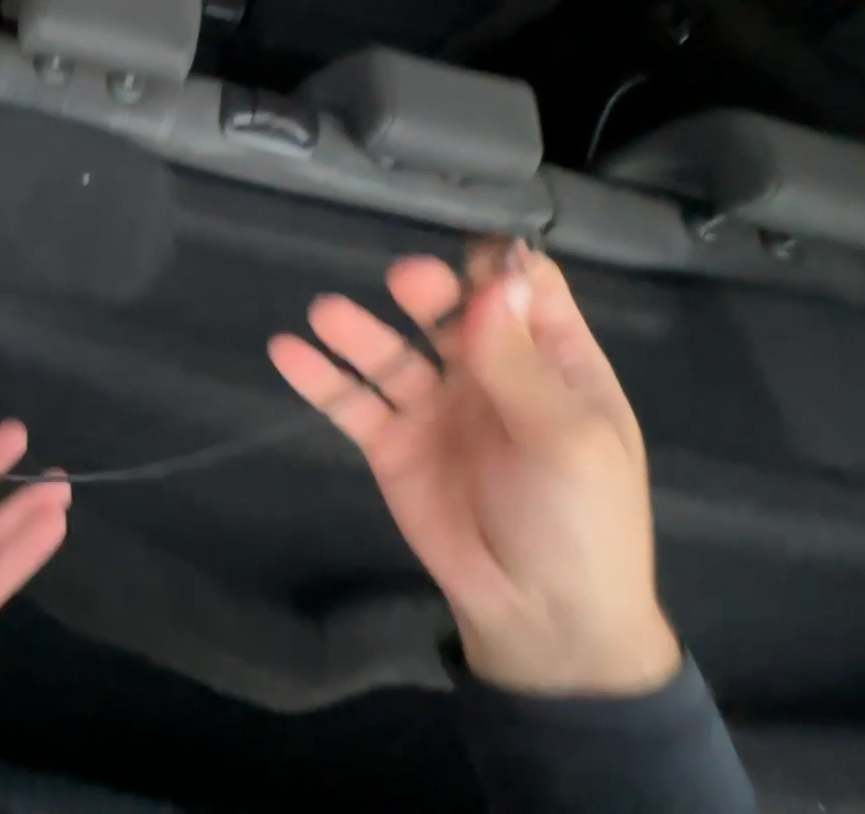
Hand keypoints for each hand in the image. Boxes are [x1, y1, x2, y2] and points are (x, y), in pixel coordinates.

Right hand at [267, 241, 679, 696]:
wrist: (536, 609)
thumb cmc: (577, 519)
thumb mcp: (564, 437)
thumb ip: (518, 360)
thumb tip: (497, 276)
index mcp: (552, 367)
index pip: (526, 294)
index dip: (500, 270)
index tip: (471, 255)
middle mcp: (486, 376)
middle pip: (449, 315)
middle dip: (427, 293)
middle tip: (406, 282)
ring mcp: (432, 409)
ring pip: (389, 354)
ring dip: (358, 332)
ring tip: (325, 313)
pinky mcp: (388, 442)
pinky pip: (350, 401)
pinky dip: (318, 378)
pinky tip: (287, 353)